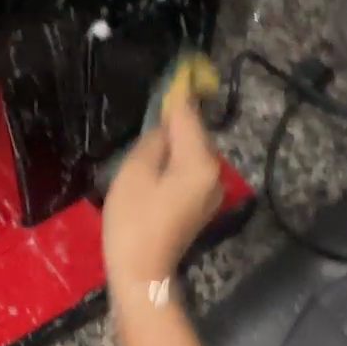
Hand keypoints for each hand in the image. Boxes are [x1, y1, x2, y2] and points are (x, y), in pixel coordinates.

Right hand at [102, 93, 223, 288]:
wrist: (142, 275)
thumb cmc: (133, 223)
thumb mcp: (134, 172)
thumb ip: (154, 140)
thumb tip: (166, 125)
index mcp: (200, 161)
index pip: (188, 115)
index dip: (177, 93)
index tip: (177, 70)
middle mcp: (214, 173)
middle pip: (192, 134)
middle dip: (172, 124)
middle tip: (148, 114)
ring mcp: (210, 192)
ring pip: (190, 154)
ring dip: (172, 146)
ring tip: (145, 147)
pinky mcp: (201, 207)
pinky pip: (188, 173)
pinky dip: (173, 166)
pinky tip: (153, 172)